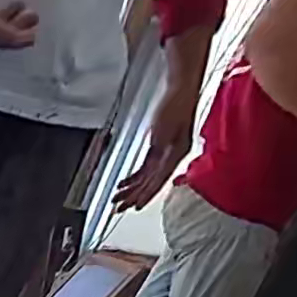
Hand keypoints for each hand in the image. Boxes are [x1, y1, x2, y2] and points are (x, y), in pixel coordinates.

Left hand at [112, 83, 197, 210]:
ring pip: (144, 178)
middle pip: (148, 184)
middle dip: (132, 196)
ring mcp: (163, 155)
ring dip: (130, 189)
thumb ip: (160, 156)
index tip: (135, 207)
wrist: (179, 89)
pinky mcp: (157, 149)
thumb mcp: (168, 135)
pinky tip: (124, 184)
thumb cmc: (175, 106)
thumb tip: (150, 176)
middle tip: (118, 208)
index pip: (157, 183)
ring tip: (117, 199)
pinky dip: (133, 178)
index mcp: (175, 157)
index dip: (145, 196)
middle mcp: (169, 159)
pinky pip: (144, 169)